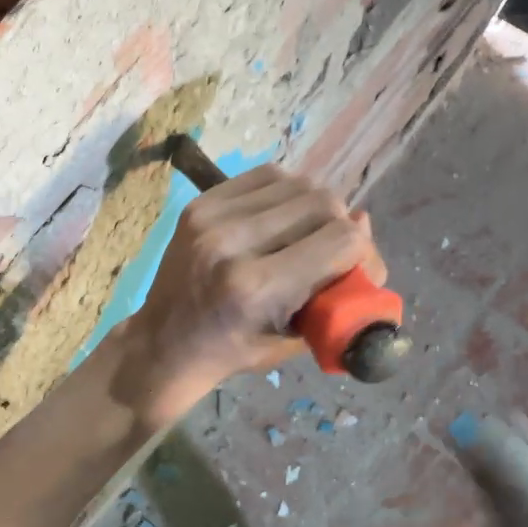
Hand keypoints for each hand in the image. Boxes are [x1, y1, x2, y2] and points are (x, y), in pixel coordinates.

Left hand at [114, 165, 385, 428]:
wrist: (163, 342)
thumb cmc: (233, 351)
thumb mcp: (293, 337)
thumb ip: (335, 286)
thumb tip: (363, 221)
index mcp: (257, 287)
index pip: (340, 239)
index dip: (364, 254)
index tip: (361, 271)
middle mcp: (232, 243)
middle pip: (322, 203)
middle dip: (342, 227)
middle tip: (335, 254)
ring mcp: (211, 218)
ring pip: (297, 184)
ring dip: (315, 208)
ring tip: (307, 236)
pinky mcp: (199, 204)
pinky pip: (265, 176)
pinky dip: (285, 193)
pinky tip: (283, 218)